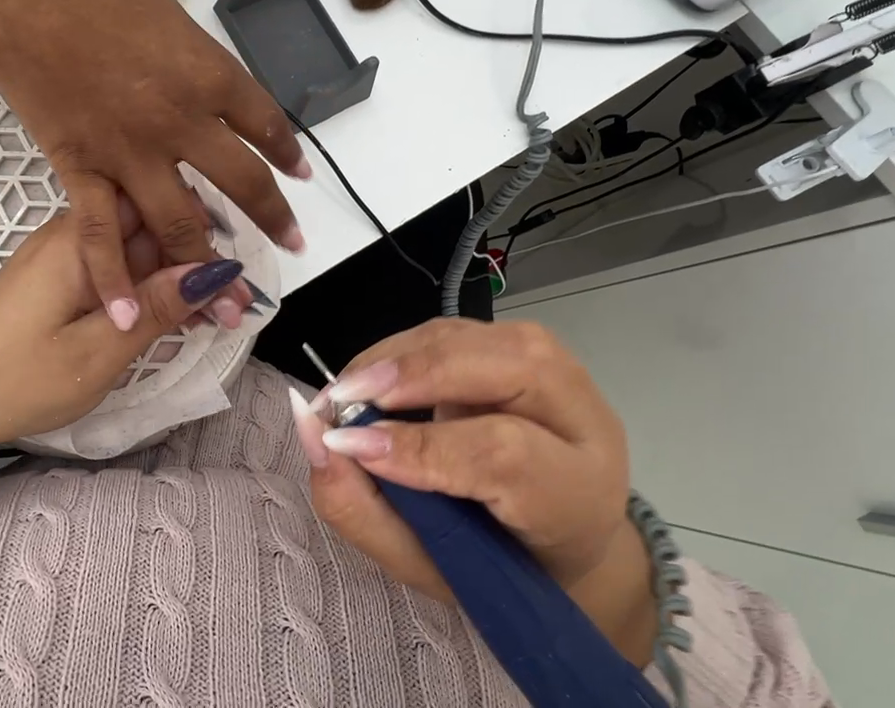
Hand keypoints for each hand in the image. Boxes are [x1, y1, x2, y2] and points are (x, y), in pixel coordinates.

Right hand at [0, 0, 307, 331]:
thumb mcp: (169, 20)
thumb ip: (197, 68)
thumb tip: (218, 98)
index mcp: (207, 74)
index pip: (264, 123)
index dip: (286, 152)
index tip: (298, 174)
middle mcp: (179, 121)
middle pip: (240, 182)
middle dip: (269, 221)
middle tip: (289, 250)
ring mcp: (129, 153)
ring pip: (180, 222)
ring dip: (209, 267)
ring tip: (232, 304)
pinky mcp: (80, 171)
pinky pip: (102, 234)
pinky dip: (115, 277)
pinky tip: (131, 315)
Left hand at [0, 209, 245, 492]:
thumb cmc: (19, 379)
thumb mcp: (98, 351)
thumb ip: (157, 307)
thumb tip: (216, 272)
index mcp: (80, 240)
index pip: (158, 212)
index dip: (206, 246)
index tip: (239, 292)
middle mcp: (73, 233)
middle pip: (152, 228)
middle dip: (199, 265)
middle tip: (236, 310)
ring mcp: (66, 254)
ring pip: (138, 250)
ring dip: (177, 280)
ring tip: (216, 318)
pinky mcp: (60, 276)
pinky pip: (117, 269)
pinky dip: (148, 290)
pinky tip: (176, 315)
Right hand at [289, 319, 656, 664]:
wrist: (557, 531)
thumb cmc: (493, 560)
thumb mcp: (427, 564)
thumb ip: (364, 509)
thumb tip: (312, 435)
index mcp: (574, 494)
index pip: (503, 454)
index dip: (421, 446)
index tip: (347, 445)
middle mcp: (582, 420)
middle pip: (507, 367)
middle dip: (414, 374)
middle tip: (341, 398)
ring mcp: (557, 370)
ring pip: (474, 337)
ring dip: (397, 356)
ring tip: (345, 391)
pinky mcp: (519, 344)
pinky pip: (452, 330)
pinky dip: (400, 349)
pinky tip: (368, 379)